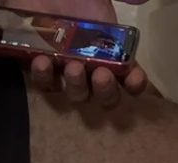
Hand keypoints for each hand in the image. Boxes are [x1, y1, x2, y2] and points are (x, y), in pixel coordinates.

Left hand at [18, 0, 148, 106]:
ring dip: (77, 87)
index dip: (135, 83)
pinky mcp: (42, 69)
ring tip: (73, 68)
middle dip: (106, 90)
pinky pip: (44, 84)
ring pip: (77, 94)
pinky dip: (44, 78)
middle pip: (105, 95)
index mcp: (112, 52)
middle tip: (101, 75)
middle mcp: (93, 68)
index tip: (134, 78)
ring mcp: (67, 71)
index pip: (130, 78)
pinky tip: (42, 62)